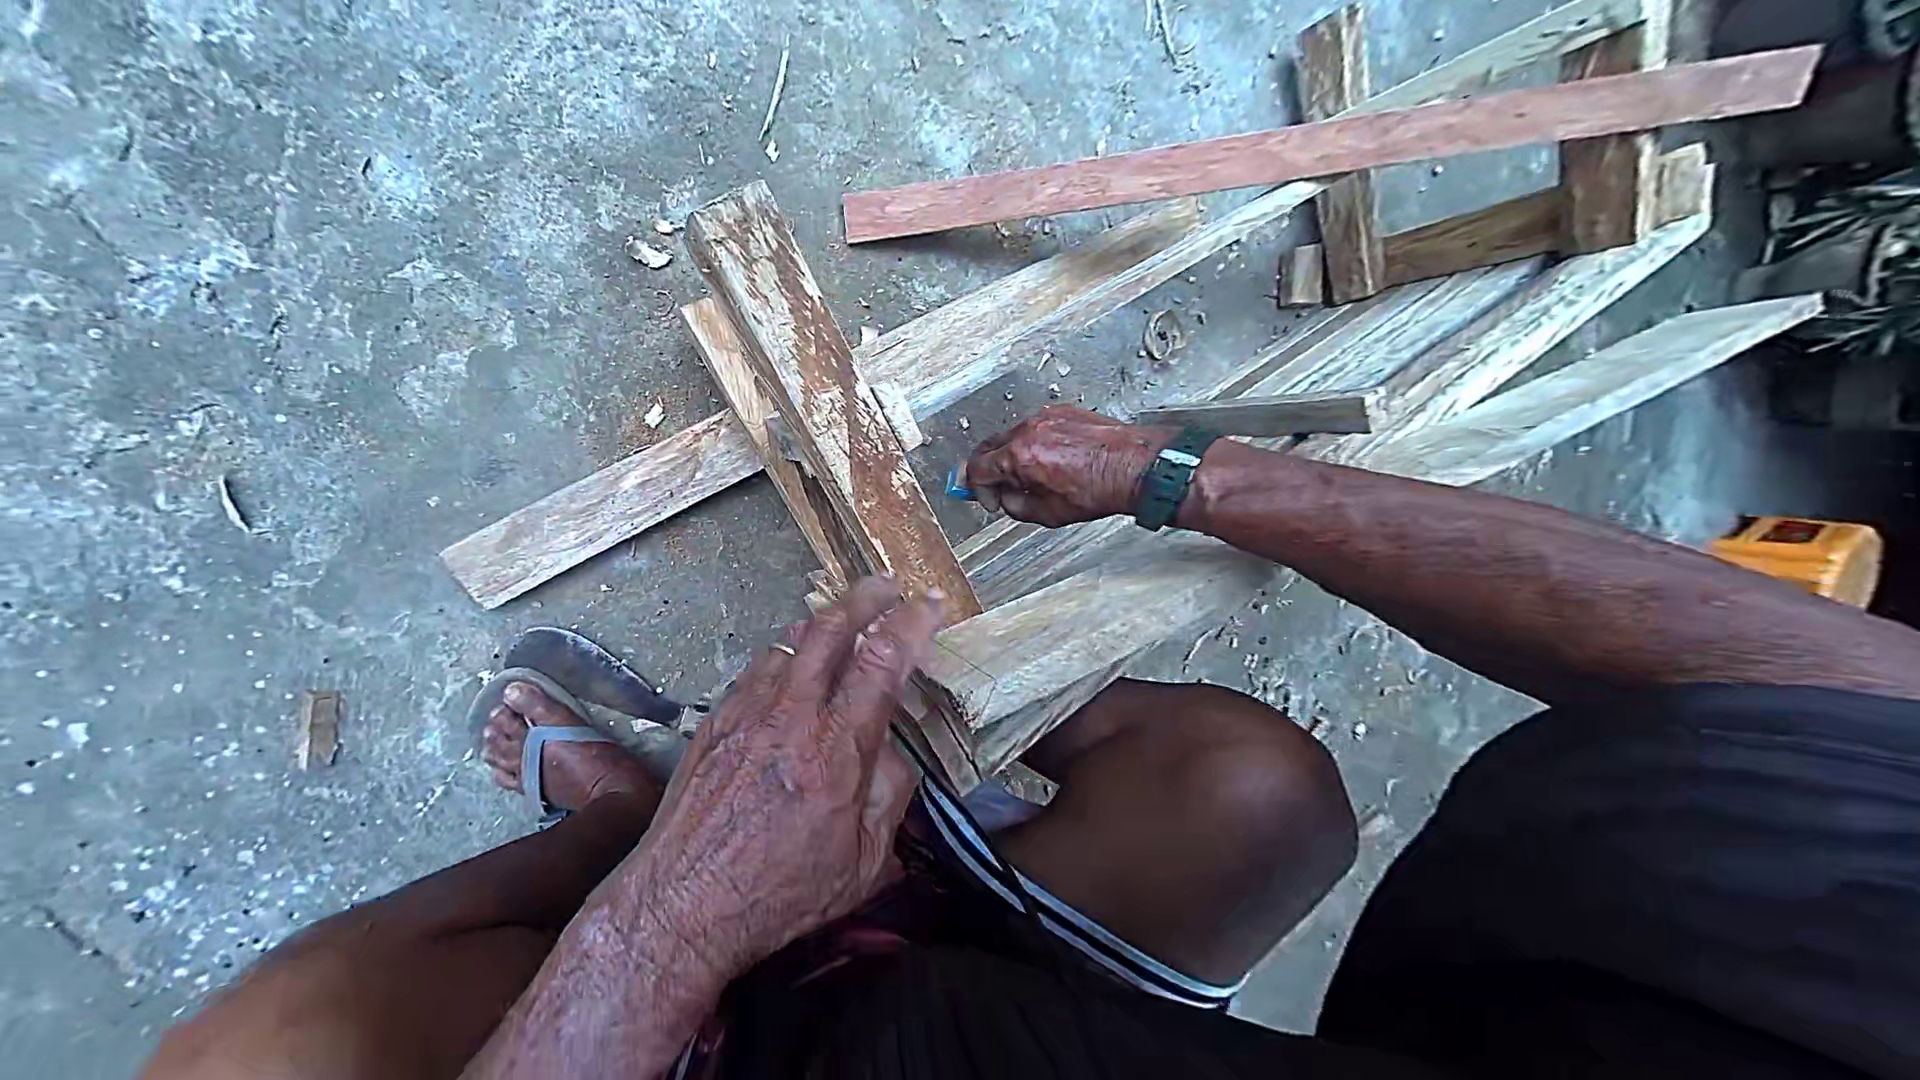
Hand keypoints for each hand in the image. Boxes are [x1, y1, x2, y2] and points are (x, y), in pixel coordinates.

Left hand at [622, 576, 941, 984]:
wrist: (679, 906)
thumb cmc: (777, 893)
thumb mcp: (862, 861)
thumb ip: (891, 794)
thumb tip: (896, 751)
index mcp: (837, 750)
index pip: (882, 662)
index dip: (912, 622)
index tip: (929, 603)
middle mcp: (792, 716)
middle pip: (832, 629)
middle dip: (866, 596)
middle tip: (886, 585)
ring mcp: (749, 712)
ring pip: (792, 640)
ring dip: (826, 623)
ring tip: (846, 620)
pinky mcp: (718, 720)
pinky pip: (760, 666)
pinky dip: (787, 652)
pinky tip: (795, 665)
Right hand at [965, 406, 1178, 526]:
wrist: (1134, 466)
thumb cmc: (1099, 489)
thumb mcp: (1048, 514)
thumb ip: (1015, 506)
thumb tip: (1004, 500)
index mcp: (1019, 456)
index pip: (977, 469)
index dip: (977, 490)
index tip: (988, 499)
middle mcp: (1028, 431)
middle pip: (987, 448)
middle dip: (987, 470)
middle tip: (994, 486)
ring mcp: (1045, 417)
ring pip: (1011, 436)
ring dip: (1010, 457)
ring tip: (1029, 477)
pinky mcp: (1062, 411)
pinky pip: (1034, 428)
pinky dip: (1031, 444)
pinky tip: (1048, 461)